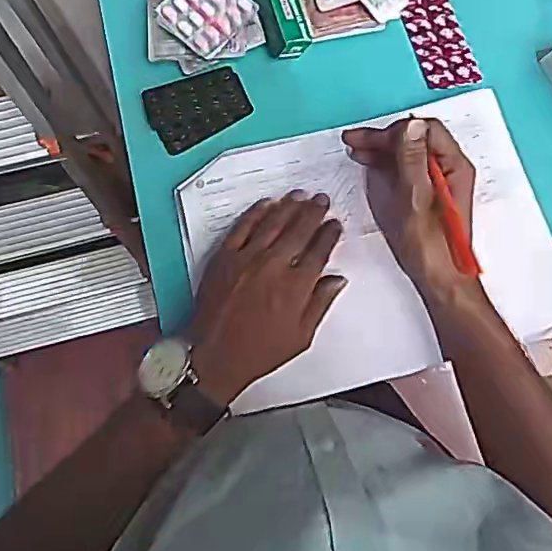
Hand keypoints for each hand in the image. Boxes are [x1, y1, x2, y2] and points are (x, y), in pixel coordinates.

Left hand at [188, 192, 346, 404]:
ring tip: (300, 196)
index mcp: (295, 288)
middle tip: (322, 200)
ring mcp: (247, 259)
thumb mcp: (300, 336)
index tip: (334, 225)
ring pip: (274, 222)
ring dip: (290, 206)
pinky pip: (243, 226)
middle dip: (314, 212)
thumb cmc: (257, 351)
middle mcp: (273, 267)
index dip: (329, 234)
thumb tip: (336, 280)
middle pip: (299, 230)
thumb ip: (320, 304)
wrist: (214, 355)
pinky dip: (257, 212)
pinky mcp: (225, 257)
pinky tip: (268, 204)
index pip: (319, 251)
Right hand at [341, 118, 476, 291]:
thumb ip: (412, 160)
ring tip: (357, 149)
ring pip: (408, 151)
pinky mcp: (424, 193)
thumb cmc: (433, 247)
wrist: (438, 278)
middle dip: (383, 137)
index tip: (371, 140)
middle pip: (415, 138)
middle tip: (355, 141)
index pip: (425, 130)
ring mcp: (436, 181)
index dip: (395, 131)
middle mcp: (448, 170)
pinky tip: (369, 164)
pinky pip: (405, 167)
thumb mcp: (416, 198)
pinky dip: (385, 162)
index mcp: (454, 167)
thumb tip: (410, 126)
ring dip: (381, 148)